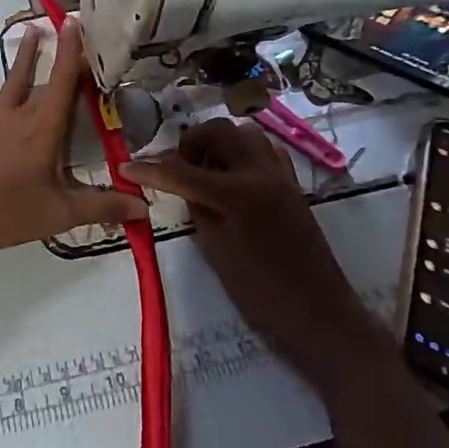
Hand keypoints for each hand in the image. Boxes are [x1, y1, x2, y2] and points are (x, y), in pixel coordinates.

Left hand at [0, 18, 147, 259]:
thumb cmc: (8, 213)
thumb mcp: (60, 213)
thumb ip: (103, 206)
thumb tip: (145, 207)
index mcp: (45, 129)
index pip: (65, 83)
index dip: (72, 52)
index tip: (77, 23)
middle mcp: (20, 114)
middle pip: (44, 79)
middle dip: (58, 53)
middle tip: (67, 26)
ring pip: (12, 78)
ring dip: (24, 55)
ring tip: (33, 30)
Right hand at [123, 119, 390, 395]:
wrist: (322, 316)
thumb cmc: (264, 295)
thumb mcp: (217, 254)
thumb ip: (198, 212)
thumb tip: (184, 188)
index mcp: (238, 194)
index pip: (183, 171)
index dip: (151, 170)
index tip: (126, 168)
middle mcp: (261, 173)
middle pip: (219, 131)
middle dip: (191, 142)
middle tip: (177, 168)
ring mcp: (281, 175)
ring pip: (245, 133)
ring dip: (220, 142)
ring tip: (206, 171)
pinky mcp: (293, 185)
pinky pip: (265, 150)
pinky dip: (244, 152)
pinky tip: (234, 177)